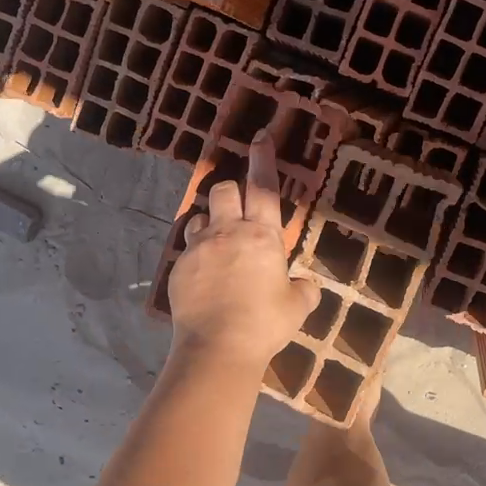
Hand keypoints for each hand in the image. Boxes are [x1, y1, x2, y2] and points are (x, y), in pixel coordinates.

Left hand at [168, 130, 320, 364]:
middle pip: (223, 189)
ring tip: (217, 245)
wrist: (217, 347)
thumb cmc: (264, 324)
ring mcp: (199, 247)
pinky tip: (203, 277)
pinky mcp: (179, 266)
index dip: (262, 159)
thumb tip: (306, 285)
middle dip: (229, 191)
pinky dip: (197, 254)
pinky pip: (187, 248)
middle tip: (236, 210)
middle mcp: (228, 232)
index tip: (259, 137)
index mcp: (262, 236)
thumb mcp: (297, 308)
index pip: (263, 187)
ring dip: (210, 222)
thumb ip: (303, 290)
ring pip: (200, 216)